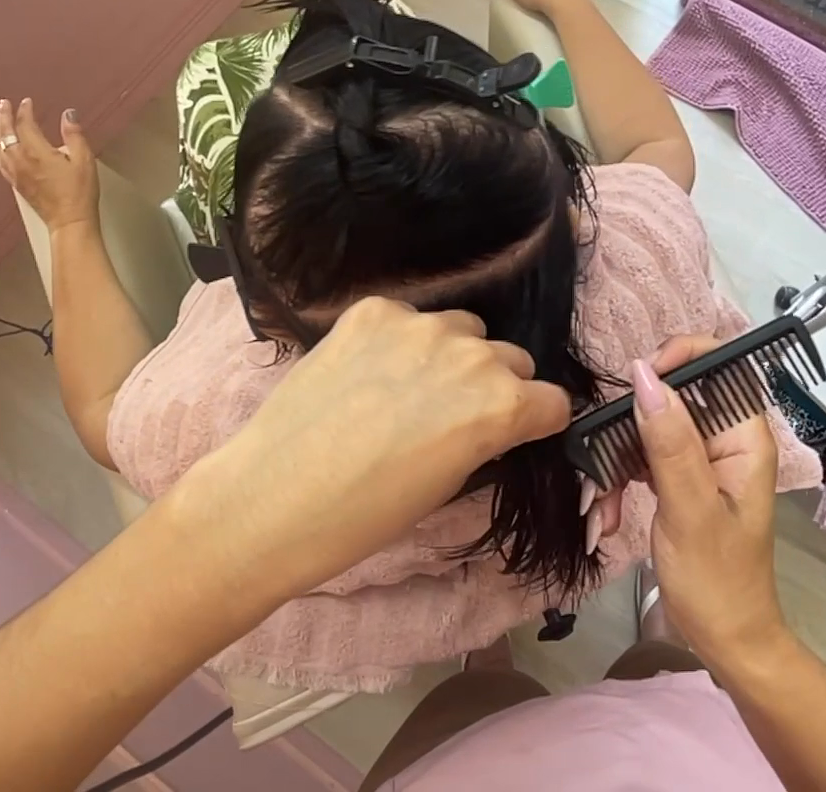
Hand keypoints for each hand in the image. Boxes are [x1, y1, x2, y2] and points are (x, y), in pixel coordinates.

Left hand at [0, 99, 98, 231]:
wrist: (70, 220)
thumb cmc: (80, 190)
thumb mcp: (84, 160)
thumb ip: (74, 134)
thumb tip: (68, 114)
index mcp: (36, 151)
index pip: (25, 125)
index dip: (25, 111)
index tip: (27, 102)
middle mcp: (20, 160)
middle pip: (5, 133)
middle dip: (4, 116)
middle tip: (3, 104)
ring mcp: (15, 173)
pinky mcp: (15, 183)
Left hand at [172, 298, 572, 602]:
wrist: (272, 498)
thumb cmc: (366, 515)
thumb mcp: (448, 484)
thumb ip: (483, 437)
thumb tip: (487, 420)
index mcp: (502, 405)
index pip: (553, 401)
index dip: (536, 421)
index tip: (517, 431)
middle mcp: (473, 354)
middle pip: (512, 359)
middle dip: (497, 385)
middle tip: (453, 414)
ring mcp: (421, 325)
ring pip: (463, 330)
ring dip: (451, 355)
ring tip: (406, 387)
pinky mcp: (373, 311)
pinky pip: (408, 318)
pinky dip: (399, 341)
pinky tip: (367, 371)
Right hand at [631, 337, 788, 663]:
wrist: (723, 639)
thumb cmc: (717, 581)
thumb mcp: (690, 510)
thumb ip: (669, 442)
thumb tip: (644, 375)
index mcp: (744, 438)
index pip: (719, 365)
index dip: (680, 357)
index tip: (636, 381)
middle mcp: (723, 439)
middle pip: (672, 395)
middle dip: (630, 424)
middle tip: (603, 461)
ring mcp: (698, 458)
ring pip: (648, 427)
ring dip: (616, 459)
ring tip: (602, 504)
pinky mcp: (676, 477)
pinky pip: (639, 457)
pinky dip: (617, 480)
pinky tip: (608, 515)